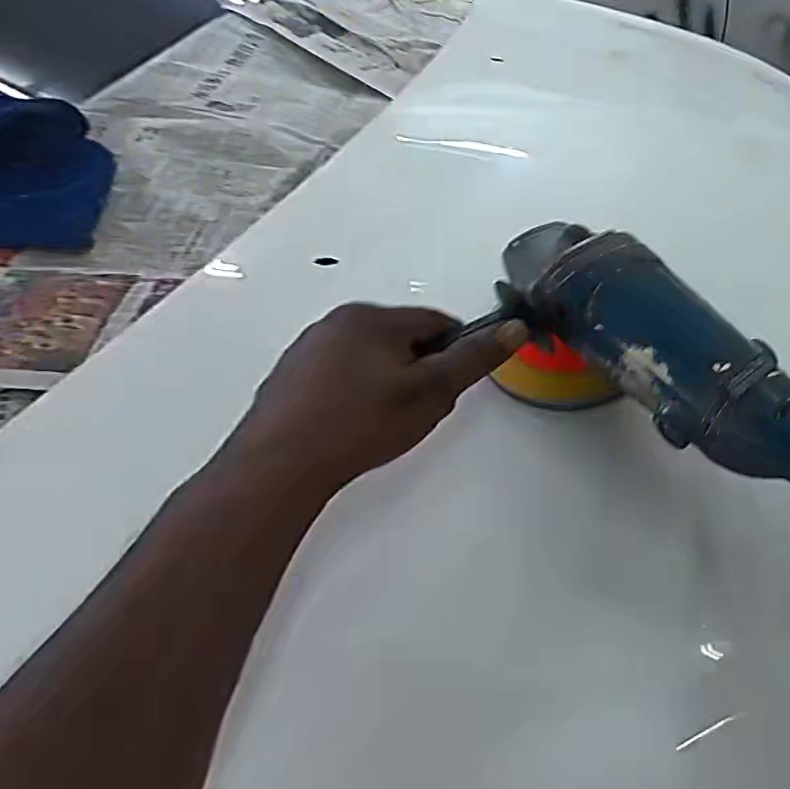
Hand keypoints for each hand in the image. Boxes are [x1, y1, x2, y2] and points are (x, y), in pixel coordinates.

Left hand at [218, 303, 526, 495]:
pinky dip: (361, 394)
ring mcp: (309, 350)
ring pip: (379, 358)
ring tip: (387, 418)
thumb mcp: (434, 390)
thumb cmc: (355, 426)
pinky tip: (359, 422)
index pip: (441, 322)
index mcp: (369, 318)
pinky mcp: (293, 378)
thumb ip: (477, 357)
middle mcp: (335, 324)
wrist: (277, 471)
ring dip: (393, 382)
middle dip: (423, 369)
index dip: (455, 354)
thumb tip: (512, 329)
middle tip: (419, 404)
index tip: (449, 384)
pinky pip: (348, 375)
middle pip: (409, 338)